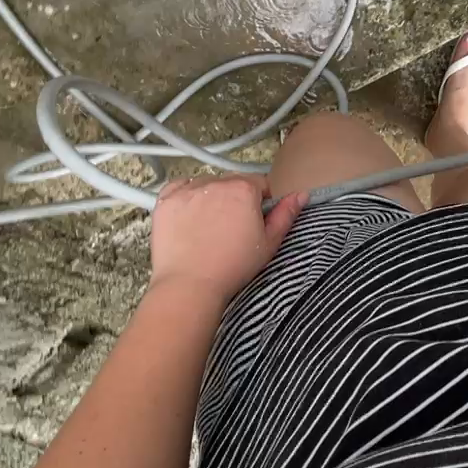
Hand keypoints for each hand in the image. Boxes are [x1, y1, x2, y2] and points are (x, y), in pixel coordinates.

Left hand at [149, 174, 306, 303]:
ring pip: (208, 183)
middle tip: (232, 226)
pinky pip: (179, 186)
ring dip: (211, 195)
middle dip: (236, 198)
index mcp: (244, 189)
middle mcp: (216, 183)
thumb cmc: (231, 266)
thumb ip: (286, 214)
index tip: (254, 219)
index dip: (260, 202)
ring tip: (209, 224)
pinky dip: (185, 195)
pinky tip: (190, 214)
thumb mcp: (269, 242)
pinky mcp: (166, 201)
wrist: (190, 285)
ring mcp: (188, 191)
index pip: (260, 183)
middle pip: (233, 181)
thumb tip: (301, 195)